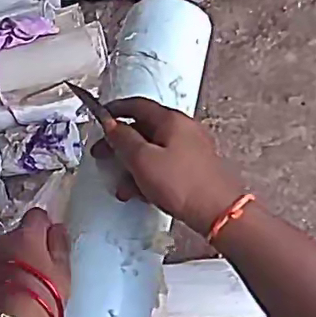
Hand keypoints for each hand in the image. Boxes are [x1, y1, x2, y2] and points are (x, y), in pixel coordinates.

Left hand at [0, 208, 70, 316]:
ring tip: (33, 281)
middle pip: (20, 232)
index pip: (37, 215)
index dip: (47, 225)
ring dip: (18, 259)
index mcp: (27, 233)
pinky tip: (20, 288)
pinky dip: (8, 272)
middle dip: (31, 243)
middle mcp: (4, 240)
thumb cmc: (40, 297)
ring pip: (8, 249)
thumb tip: (58, 230)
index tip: (54, 236)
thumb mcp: (63, 269)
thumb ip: (60, 244)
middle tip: (46, 264)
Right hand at [97, 97, 245, 234]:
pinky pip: (163, 164)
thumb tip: (110, 124)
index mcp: (171, 120)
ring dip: (131, 165)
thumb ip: (122, 138)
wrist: (216, 211)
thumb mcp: (141, 159)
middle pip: (143, 129)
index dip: (114, 110)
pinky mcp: (193, 167)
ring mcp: (190, 148)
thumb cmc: (180, 183)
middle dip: (119, 144)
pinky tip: (140, 193)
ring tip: (122, 185)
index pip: (137, 105)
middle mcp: (183, 129)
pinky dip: (147, 174)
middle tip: (102, 155)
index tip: (99, 119)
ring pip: (151, 150)